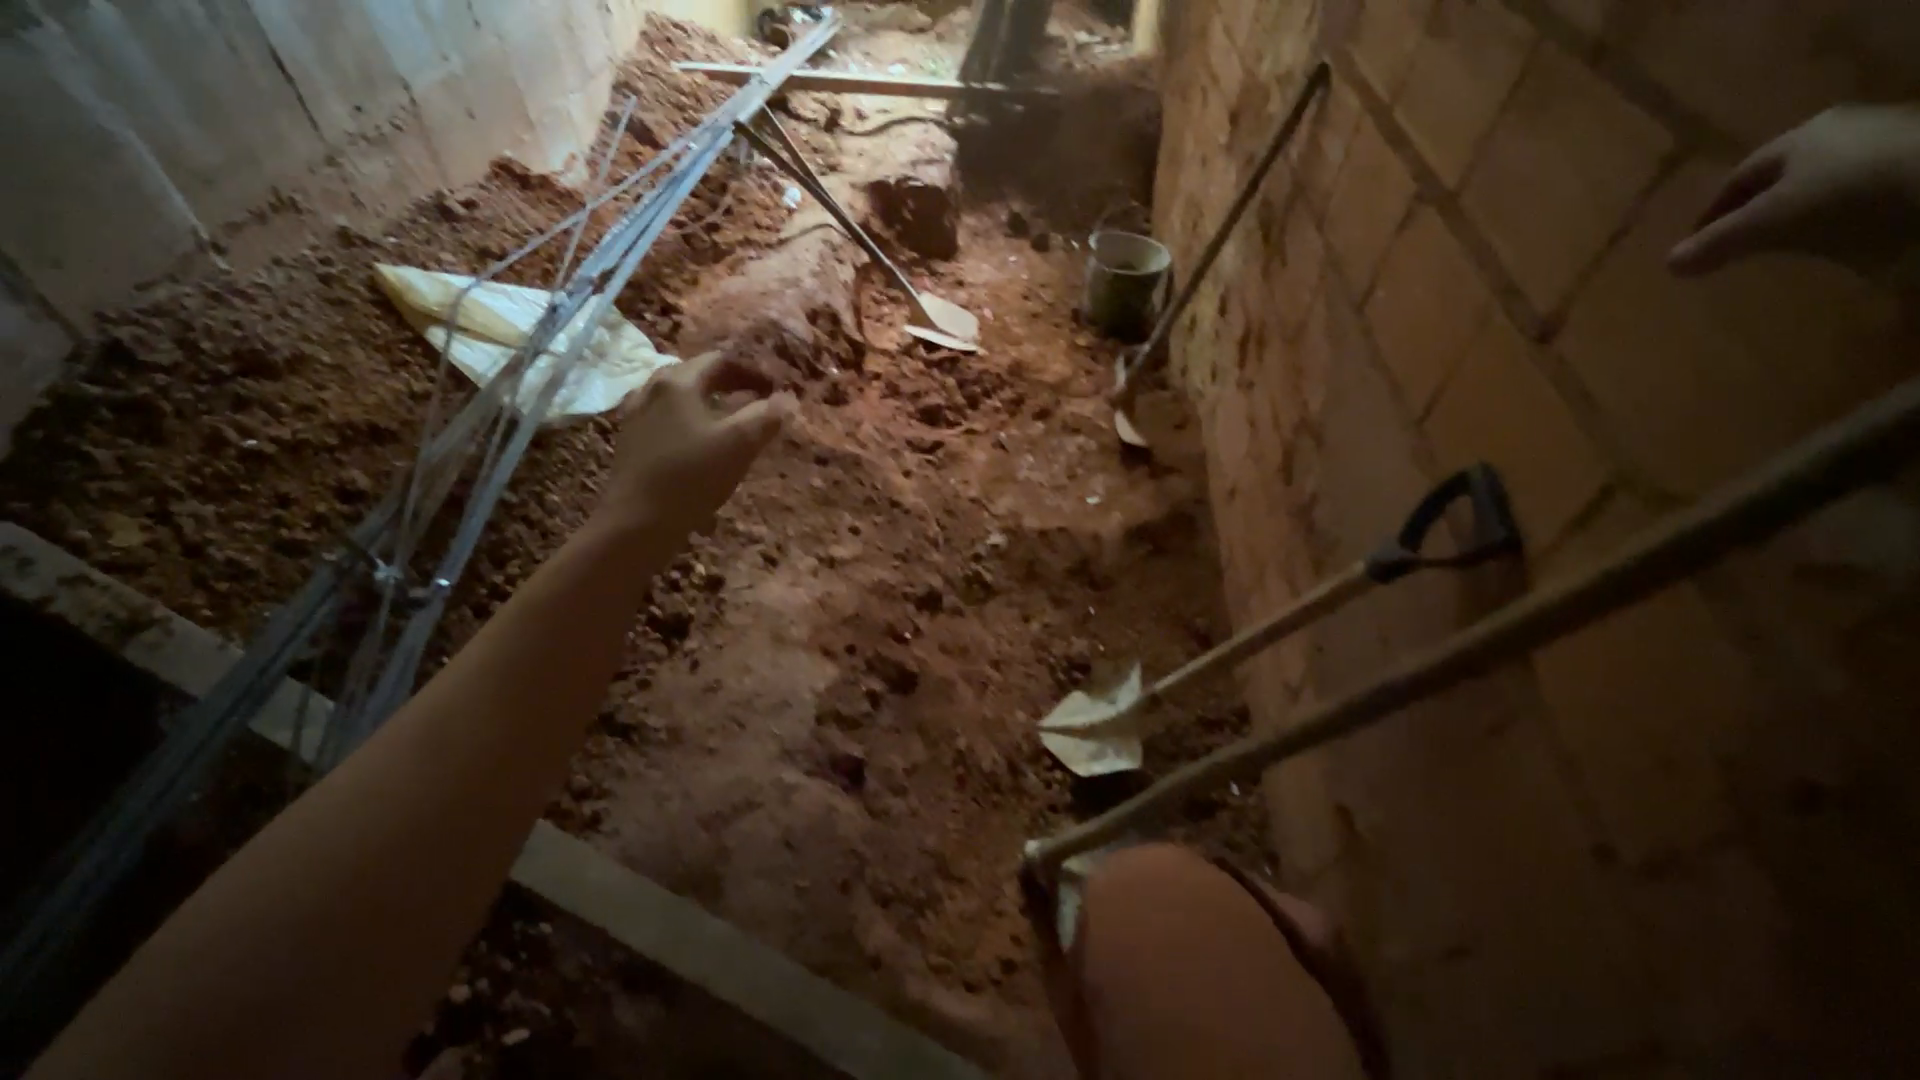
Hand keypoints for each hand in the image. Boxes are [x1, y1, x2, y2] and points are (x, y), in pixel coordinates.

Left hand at [592, 352, 793, 539]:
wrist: (637, 522)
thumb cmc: (691, 478)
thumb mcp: (740, 445)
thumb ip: (767, 416)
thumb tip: (787, 399)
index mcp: (678, 382)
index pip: (721, 360)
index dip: (752, 371)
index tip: (774, 389)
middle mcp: (652, 388)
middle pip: (696, 373)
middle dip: (729, 382)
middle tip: (756, 400)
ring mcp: (635, 414)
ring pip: (678, 395)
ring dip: (706, 400)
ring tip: (728, 418)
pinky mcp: (630, 440)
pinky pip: (664, 416)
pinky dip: (687, 418)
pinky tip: (696, 439)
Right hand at [1669, 105, 1919, 276]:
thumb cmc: (1850, 196)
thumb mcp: (1771, 224)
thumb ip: (1718, 243)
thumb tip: (1668, 264)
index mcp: (1798, 137)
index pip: (1738, 178)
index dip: (1714, 214)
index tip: (1702, 246)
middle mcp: (1841, 129)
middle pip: (1784, 178)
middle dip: (1759, 211)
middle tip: (1743, 246)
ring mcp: (1889, 141)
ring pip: (1826, 182)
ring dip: (1805, 212)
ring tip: (1794, 246)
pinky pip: (1866, 191)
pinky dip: (1846, 215)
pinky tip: (1846, 237)